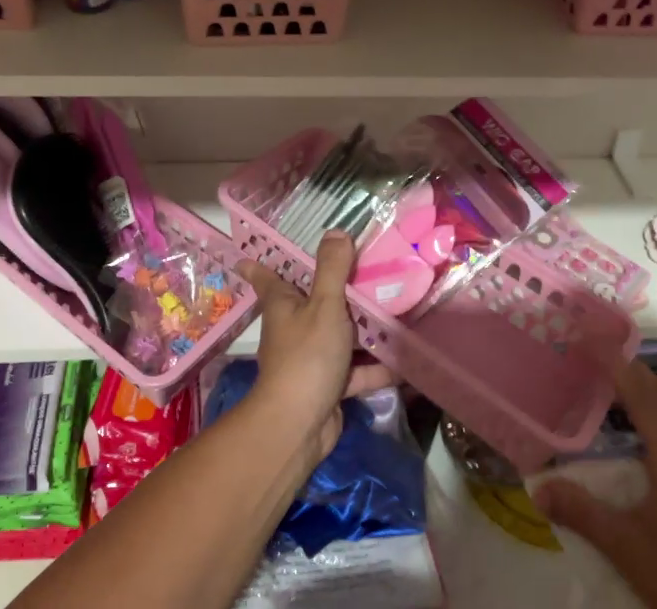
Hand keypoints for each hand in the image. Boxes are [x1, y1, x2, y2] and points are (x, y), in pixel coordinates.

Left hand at [237, 231, 393, 463]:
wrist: (299, 424)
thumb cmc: (307, 356)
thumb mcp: (324, 305)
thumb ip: (332, 269)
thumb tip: (335, 231)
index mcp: (283, 303)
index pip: (266, 276)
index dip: (259, 263)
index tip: (250, 252)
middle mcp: (294, 327)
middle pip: (314, 301)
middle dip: (337, 289)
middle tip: (367, 267)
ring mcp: (312, 357)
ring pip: (340, 335)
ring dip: (364, 328)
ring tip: (398, 306)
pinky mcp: (330, 384)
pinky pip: (356, 369)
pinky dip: (378, 366)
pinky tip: (406, 358)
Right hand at [533, 360, 656, 608]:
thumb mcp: (629, 548)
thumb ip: (583, 513)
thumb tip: (538, 487)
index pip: (638, 393)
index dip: (612, 359)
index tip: (586, 332)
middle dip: (624, 369)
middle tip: (589, 350)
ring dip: (640, 395)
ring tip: (608, 385)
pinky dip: (654, 420)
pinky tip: (640, 438)